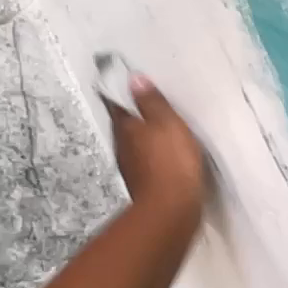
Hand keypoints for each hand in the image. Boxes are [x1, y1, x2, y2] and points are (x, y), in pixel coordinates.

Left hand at [104, 74, 208, 220]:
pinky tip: (165, 154)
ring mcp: (131, 168)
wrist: (171, 209)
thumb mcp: (167, 122)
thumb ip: (151, 101)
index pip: (116, 103)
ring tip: (159, 127)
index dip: (121, 92)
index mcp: (124, 127)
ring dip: (144, 136)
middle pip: (125, 125)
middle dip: (134, 115)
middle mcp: (122, 147)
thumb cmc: (170, 160)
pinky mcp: (143, 185)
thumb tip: (134, 78)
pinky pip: (147, 162)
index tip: (125, 82)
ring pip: (135, 144)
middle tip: (147, 103)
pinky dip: (153, 154)